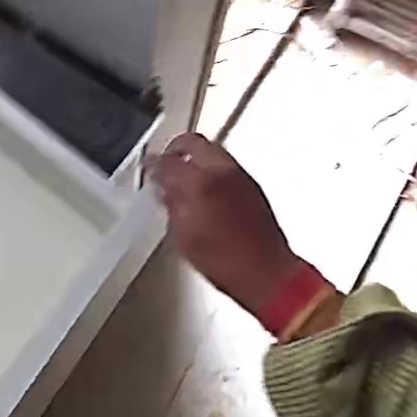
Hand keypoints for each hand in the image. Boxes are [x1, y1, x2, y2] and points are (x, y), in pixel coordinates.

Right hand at [149, 133, 303, 316]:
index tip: (149, 168)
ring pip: (212, 148)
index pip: (167, 162)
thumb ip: (172, 206)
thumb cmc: (230, 264)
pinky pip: (226, 163)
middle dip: (176, 148)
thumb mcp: (184, 237)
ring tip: (184, 171)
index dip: (152, 165)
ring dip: (195, 155)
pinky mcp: (252, 184)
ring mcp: (239, 176)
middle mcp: (221, 173)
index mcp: (199, 184)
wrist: (267, 274)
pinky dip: (212, 166)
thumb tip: (165, 192)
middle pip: (193, 142)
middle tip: (166, 160)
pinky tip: (206, 184)